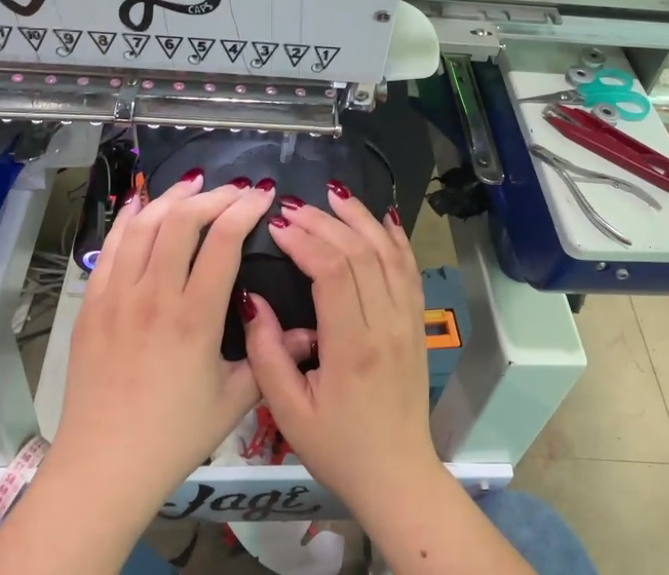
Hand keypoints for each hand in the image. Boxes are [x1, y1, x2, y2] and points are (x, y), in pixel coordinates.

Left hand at [52, 172, 275, 506]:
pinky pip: (110, 248)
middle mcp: (154, 295)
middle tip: (234, 190)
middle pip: (182, 220)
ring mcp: (117, 296)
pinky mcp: (92, 305)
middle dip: (213, 196)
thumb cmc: (174, 436)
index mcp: (194, 317)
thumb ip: (270, 357)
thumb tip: (310, 331)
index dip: (245, 209)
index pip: (223, 240)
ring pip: (144, 225)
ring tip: (194, 185)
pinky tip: (143, 205)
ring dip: (172, 198)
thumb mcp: (234, 401)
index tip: (263, 196)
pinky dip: (129, 220)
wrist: (104, 465)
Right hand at [241, 182, 439, 514]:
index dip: (304, 241)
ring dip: (361, 220)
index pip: (334, 272)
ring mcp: (408, 321)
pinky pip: (410, 270)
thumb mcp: (288, 412)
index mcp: (353, 346)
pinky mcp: (418, 324)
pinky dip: (395, 239)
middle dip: (325, 223)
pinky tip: (380, 218)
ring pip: (388, 254)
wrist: (396, 473)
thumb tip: (251, 301)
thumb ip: (267, 354)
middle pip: (360, 254)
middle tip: (293, 206)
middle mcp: (387, 325)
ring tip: (333, 195)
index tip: (277, 227)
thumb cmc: (337, 447)